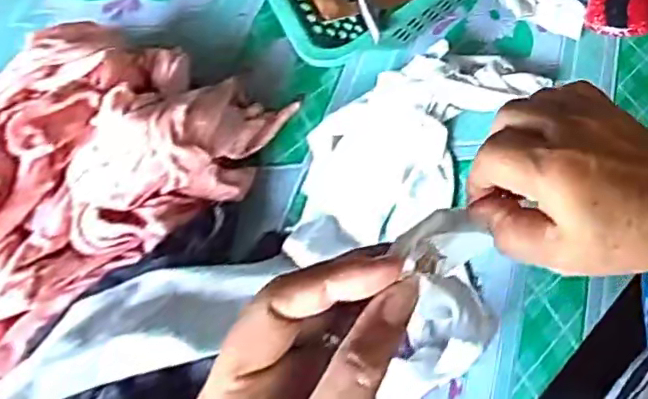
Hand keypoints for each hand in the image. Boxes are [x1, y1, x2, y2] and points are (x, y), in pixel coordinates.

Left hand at [201, 251, 415, 398]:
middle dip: (361, 274)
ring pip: (330, 312)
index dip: (336, 275)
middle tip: (415, 263)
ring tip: (416, 279)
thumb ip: (356, 366)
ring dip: (376, 289)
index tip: (396, 267)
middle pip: (306, 299)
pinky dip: (380, 313)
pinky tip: (404, 307)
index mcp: (231, 384)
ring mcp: (289, 377)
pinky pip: (348, 334)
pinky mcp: (319, 382)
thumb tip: (406, 286)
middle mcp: (257, 368)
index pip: (275, 302)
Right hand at [464, 82, 647, 274]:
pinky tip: (557, 139)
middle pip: (504, 119)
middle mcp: (566, 126)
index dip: (480, 183)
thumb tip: (488, 210)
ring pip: (530, 100)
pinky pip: (561, 92)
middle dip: (495, 152)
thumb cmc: (627, 235)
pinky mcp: (606, 103)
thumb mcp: (560, 253)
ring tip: (531, 163)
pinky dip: (547, 110)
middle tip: (509, 186)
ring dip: (518, 128)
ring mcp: (588, 108)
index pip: (489, 155)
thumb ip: (512, 232)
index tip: (494, 207)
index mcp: (551, 165)